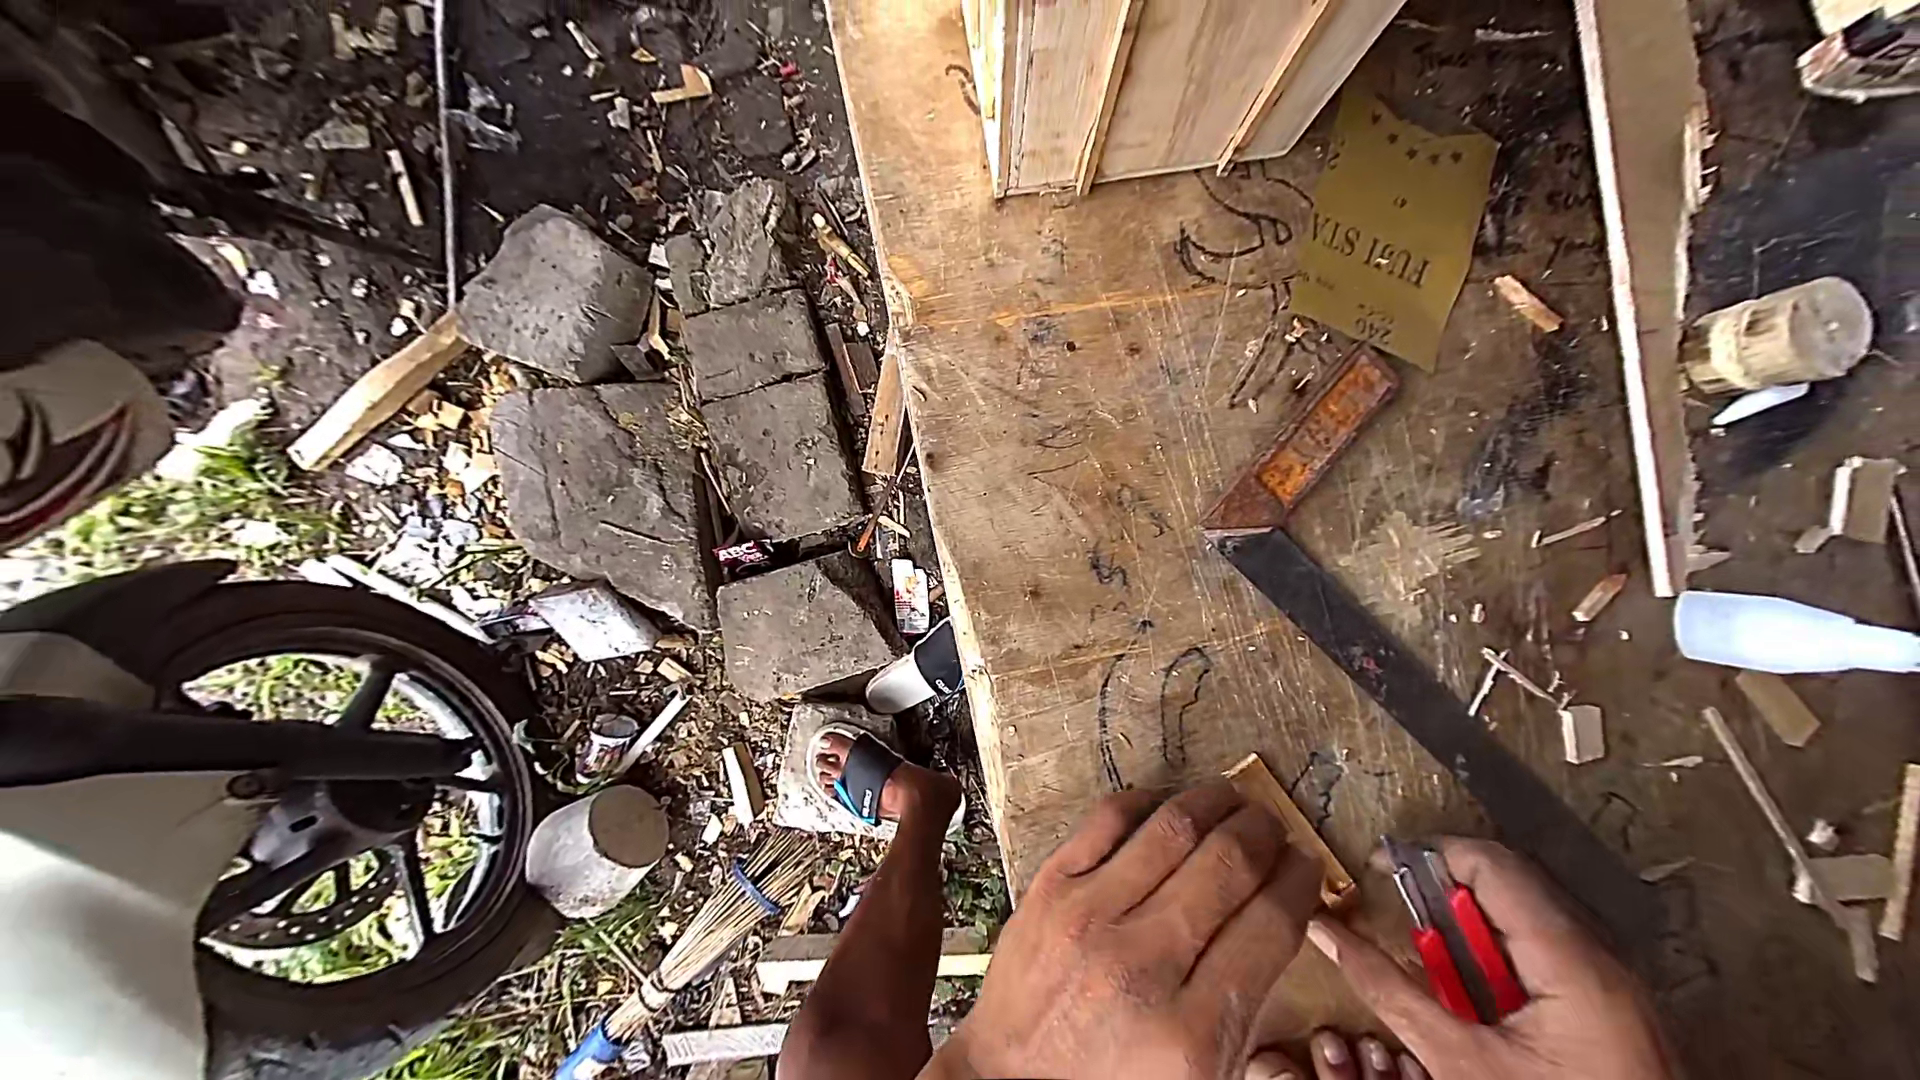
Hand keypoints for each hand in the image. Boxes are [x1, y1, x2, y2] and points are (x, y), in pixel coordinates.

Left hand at [921, 781, 1323, 1079]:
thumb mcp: (1197, 1079)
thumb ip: (1242, 1009)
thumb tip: (1275, 917)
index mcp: (1192, 1034)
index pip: (1269, 927)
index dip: (1298, 884)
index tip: (1307, 865)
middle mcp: (1141, 963)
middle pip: (1225, 867)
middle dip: (1262, 834)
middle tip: (1273, 823)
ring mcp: (1088, 914)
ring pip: (1170, 830)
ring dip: (1211, 802)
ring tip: (1231, 795)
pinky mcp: (1049, 885)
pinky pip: (1107, 820)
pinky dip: (1145, 800)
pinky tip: (1166, 799)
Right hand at [1305, 838, 1676, 1079]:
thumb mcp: (1460, 1065)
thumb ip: (1387, 987)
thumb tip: (1323, 926)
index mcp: (1574, 965)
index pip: (1489, 863)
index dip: (1427, 854)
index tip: (1380, 874)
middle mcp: (1602, 962)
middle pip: (1507, 881)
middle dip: (1442, 888)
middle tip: (1399, 915)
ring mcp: (1613, 986)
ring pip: (1523, 913)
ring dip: (1465, 921)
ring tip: (1432, 960)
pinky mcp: (1611, 1010)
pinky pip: (1542, 948)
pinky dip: (1493, 950)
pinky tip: (1473, 990)